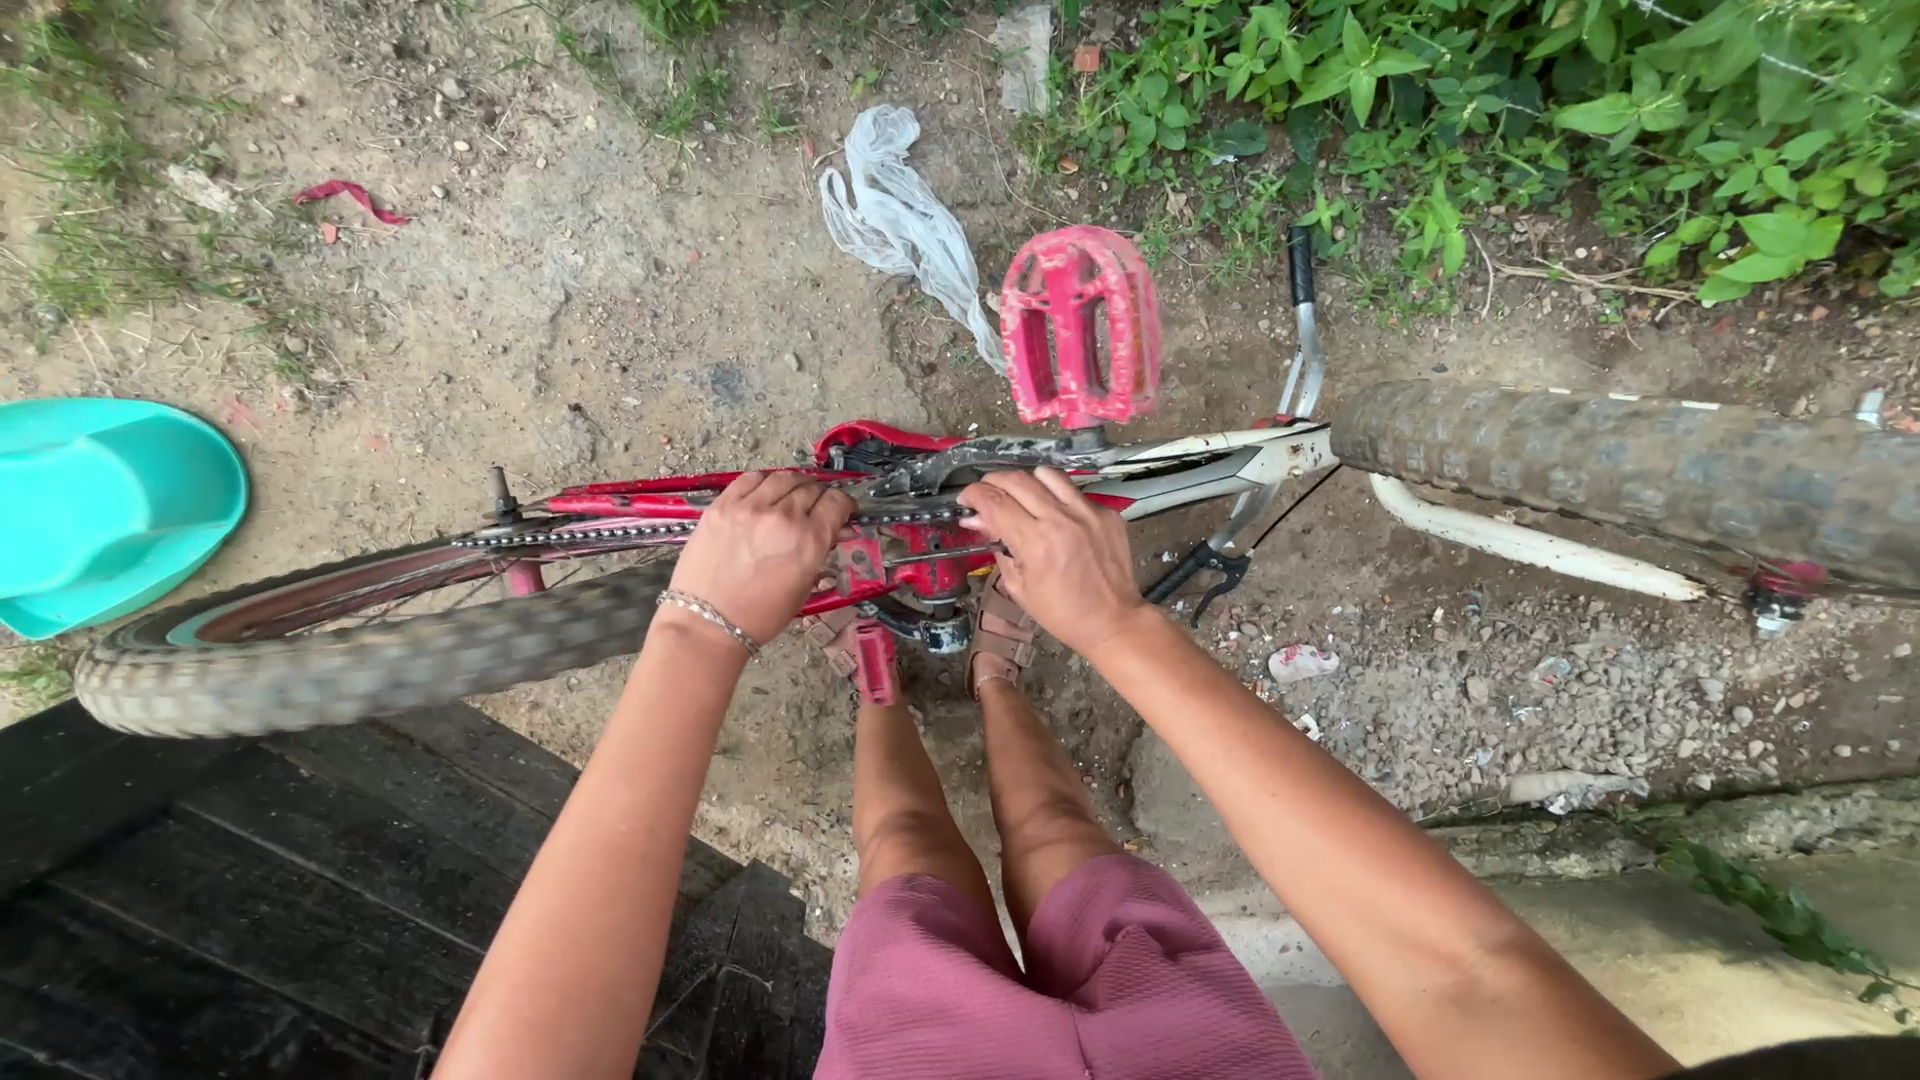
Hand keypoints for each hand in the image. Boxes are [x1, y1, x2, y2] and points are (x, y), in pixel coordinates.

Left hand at [664, 472, 854, 645]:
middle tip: (814, 508)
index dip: (844, 504)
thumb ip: (820, 552)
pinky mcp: (722, 505)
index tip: (841, 510)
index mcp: (810, 541)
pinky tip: (765, 493)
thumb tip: (836, 530)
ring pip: (784, 477)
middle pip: (812, 488)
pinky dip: (765, 482)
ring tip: (791, 495)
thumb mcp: (804, 586)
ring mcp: (750, 508)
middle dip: (819, 496)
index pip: (837, 502)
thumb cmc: (762, 614)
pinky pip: (750, 478)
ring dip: (795, 484)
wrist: (709, 622)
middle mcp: (784, 517)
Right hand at [957, 468, 1151, 657]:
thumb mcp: (1019, 586)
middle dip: (993, 481)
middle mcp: (1060, 520)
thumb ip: (999, 547)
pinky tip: (1055, 515)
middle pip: (1016, 480)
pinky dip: (1057, 497)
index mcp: (1034, 542)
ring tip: (1021, 496)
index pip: (994, 501)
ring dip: (1026, 481)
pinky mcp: (1106, 514)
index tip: (966, 499)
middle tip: (987, 493)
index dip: (973, 494)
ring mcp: (1087, 512)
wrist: (1112, 620)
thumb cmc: (1061, 612)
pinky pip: (1074, 492)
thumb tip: (979, 521)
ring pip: (1047, 475)